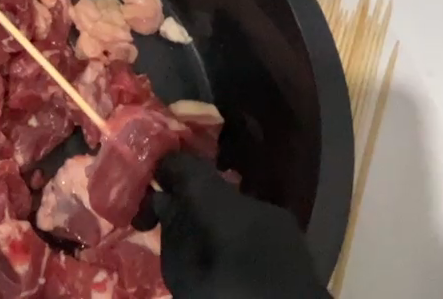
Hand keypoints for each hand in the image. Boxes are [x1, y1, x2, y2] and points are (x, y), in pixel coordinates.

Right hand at [152, 153, 330, 298]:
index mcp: (225, 206)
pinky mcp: (296, 247)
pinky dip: (235, 239)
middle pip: (210, 188)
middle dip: (187, 203)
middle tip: (166, 230)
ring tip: (199, 255)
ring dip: (212, 224)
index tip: (146, 194)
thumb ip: (172, 234)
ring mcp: (280, 224)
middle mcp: (255, 204)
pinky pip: (253, 229)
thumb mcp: (187, 280)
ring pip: (233, 209)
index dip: (163, 171)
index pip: (187, 164)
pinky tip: (229, 266)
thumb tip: (164, 200)